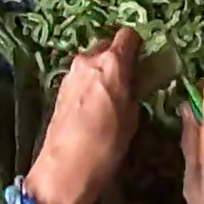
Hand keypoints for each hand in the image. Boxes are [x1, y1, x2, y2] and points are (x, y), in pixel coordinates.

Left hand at [26, 27, 140, 203]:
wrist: (64, 168)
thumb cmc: (106, 144)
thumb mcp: (132, 118)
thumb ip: (134, 91)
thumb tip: (134, 81)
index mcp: (112, 62)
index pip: (127, 35)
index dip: (137, 45)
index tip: (142, 59)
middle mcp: (89, 59)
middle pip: (108, 45)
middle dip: (118, 57)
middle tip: (127, 80)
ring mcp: (72, 71)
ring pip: (93, 60)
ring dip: (103, 70)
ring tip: (110, 95)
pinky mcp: (60, 86)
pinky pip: (82, 75)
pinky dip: (90, 81)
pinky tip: (93, 105)